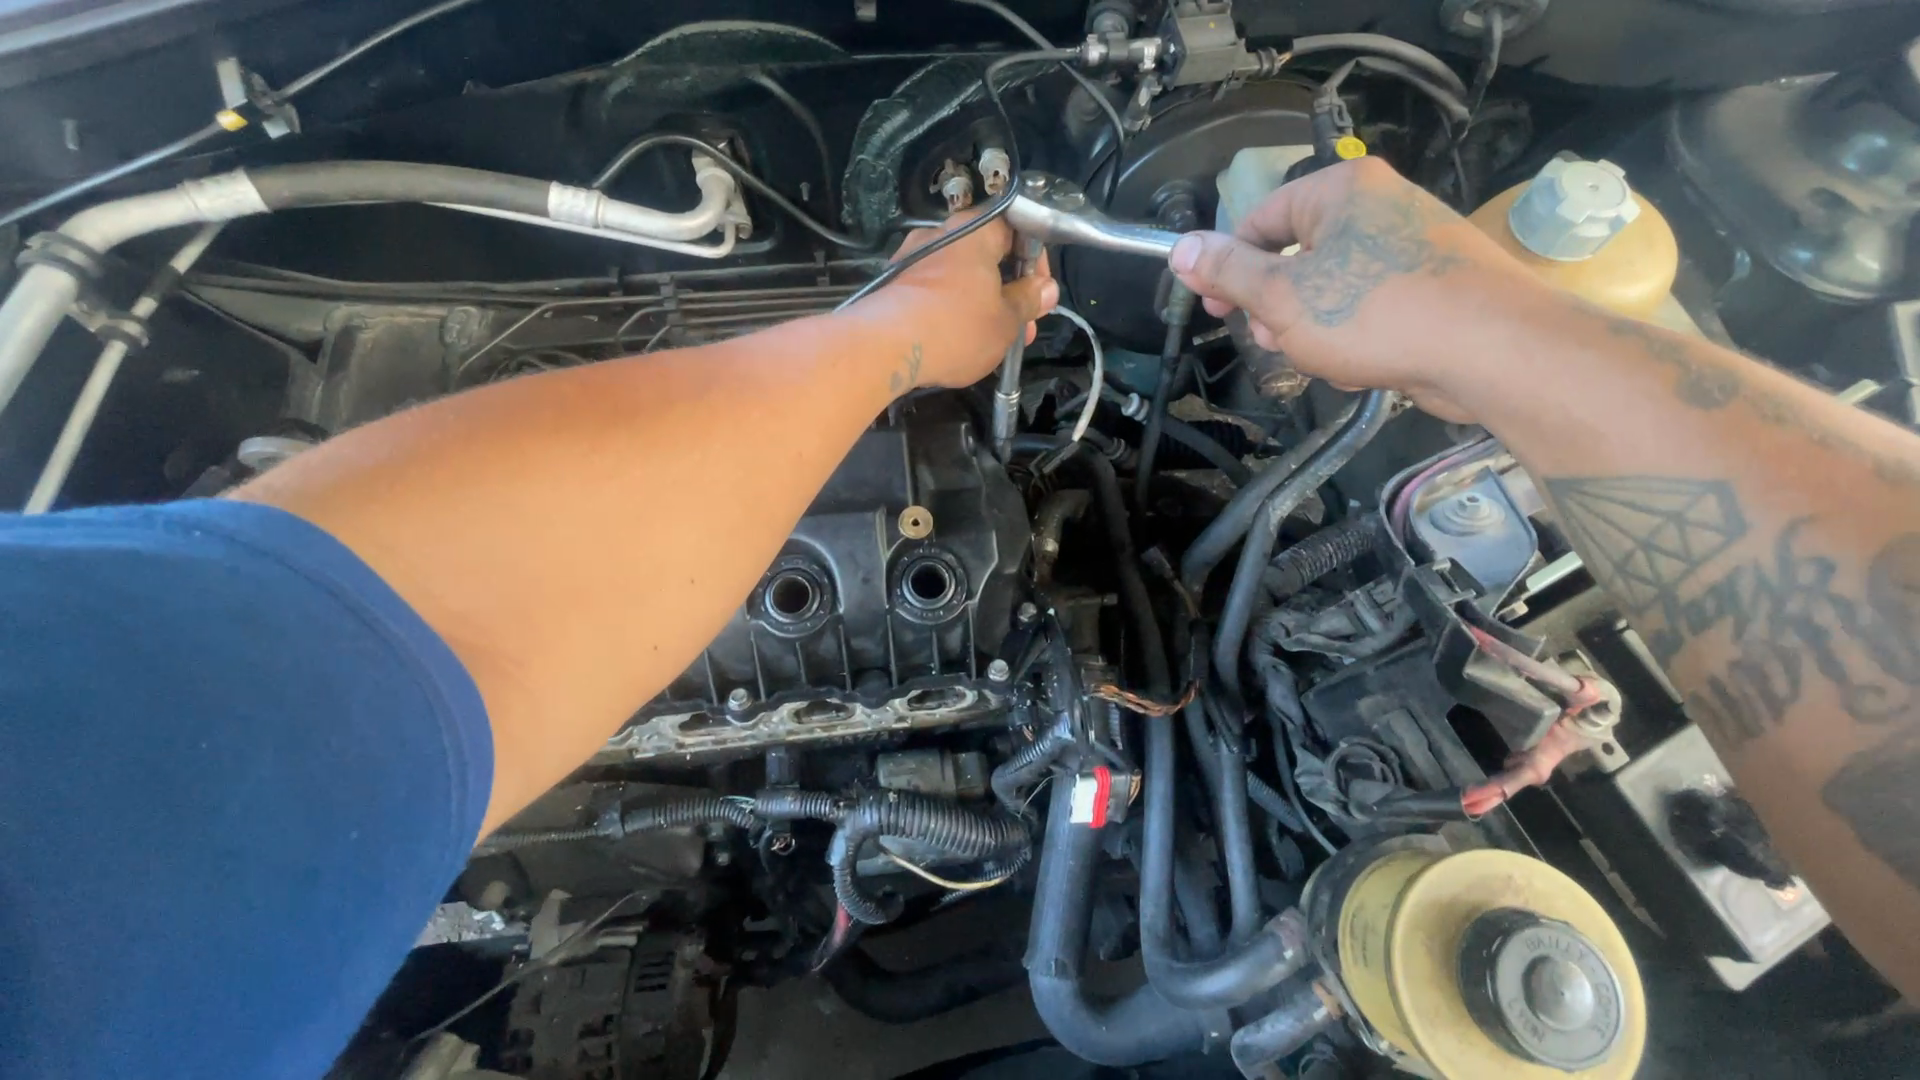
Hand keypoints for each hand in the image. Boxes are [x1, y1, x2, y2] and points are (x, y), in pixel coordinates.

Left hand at [879, 210, 1057, 389]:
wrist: (883, 348)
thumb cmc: (955, 327)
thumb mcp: (1005, 321)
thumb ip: (1028, 302)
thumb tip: (1046, 288)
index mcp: (974, 231)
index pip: (1016, 226)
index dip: (1034, 258)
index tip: (1040, 291)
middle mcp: (940, 235)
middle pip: (986, 255)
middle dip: (1009, 290)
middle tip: (1021, 326)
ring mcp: (912, 259)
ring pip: (959, 277)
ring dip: (981, 304)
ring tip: (993, 341)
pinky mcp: (892, 287)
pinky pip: (933, 293)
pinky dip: (950, 311)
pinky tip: (957, 341)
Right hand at [1165, 157, 1545, 420]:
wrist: (1492, 349)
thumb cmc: (1374, 314)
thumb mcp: (1281, 297)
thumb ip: (1227, 272)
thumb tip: (1180, 248)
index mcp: (1339, 189)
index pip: (1259, 220)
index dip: (1228, 268)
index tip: (1215, 310)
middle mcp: (1377, 203)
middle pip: (1295, 256)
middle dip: (1277, 309)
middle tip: (1276, 341)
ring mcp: (1408, 242)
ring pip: (1329, 289)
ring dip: (1313, 330)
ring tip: (1326, 358)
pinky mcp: (1431, 282)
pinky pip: (1368, 306)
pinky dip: (1355, 335)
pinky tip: (1364, 363)